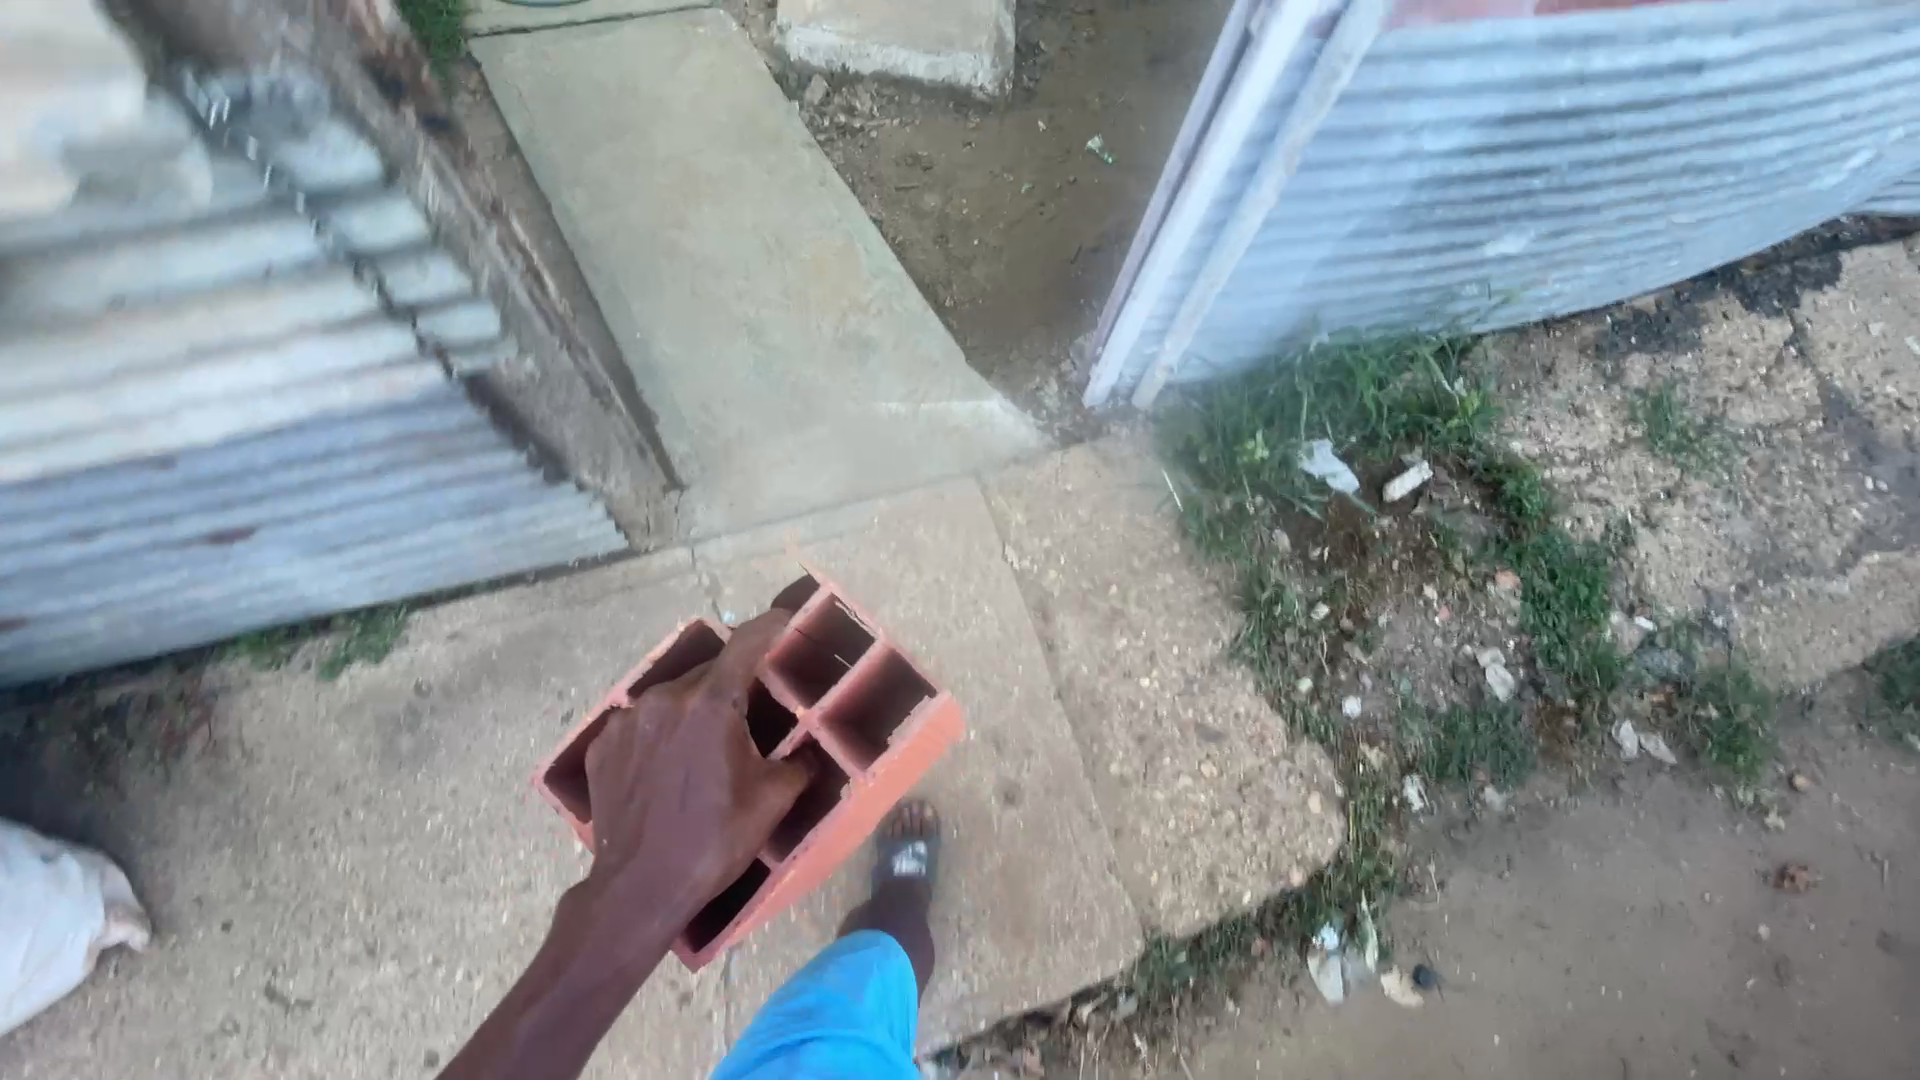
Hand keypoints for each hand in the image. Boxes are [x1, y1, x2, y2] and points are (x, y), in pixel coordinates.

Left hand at [581, 611, 810, 929]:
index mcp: (710, 705)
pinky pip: (642, 721)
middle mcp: (665, 700)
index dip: (769, 625)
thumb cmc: (714, 840)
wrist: (639, 889)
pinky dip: (662, 731)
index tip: (785, 617)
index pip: (745, 645)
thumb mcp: (772, 801)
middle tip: (751, 709)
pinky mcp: (602, 745)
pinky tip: (669, 765)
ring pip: (673, 696)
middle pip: (709, 672)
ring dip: (695, 708)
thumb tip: (808, 752)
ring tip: (707, 744)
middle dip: (733, 683)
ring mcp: (627, 721)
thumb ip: (797, 763)